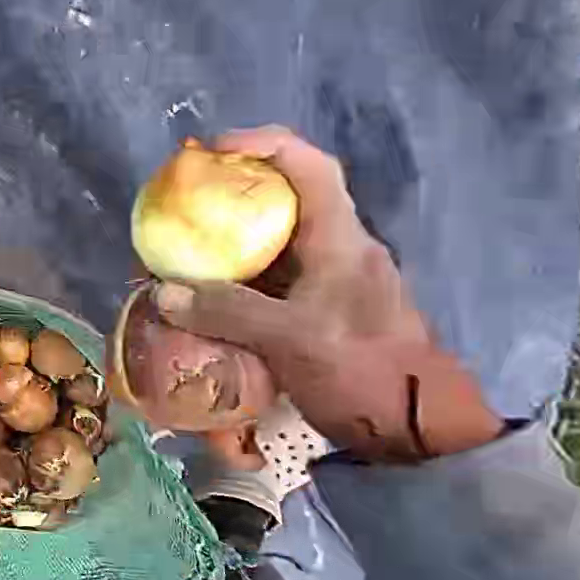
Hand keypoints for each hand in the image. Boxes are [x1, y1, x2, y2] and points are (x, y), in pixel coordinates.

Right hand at [151, 127, 500, 461]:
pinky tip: (200, 293)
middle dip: (229, 192)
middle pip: (281, 198)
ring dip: (225, 237)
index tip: (213, 151)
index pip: (309, 166)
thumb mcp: (294, 340)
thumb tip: (162, 292)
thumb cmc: (367, 372)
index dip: (262, 144)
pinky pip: (264, 277)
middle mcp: (333, 248)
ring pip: (269, 240)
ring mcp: (323, 280)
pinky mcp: (312, 308)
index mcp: (340, 238)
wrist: (417, 435)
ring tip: (177, 246)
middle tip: (180, 202)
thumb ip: (228, 312)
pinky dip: (230, 276)